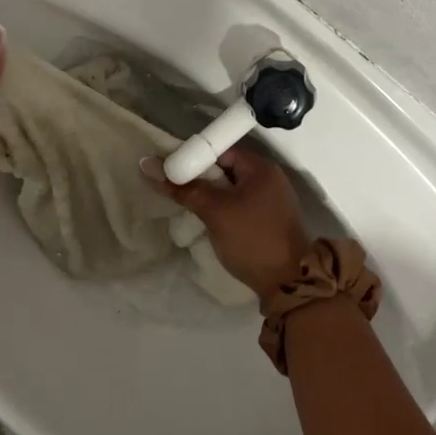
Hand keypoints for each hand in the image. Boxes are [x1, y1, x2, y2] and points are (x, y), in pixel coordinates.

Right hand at [144, 146, 310, 298]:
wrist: (289, 284)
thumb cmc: (252, 239)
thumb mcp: (214, 211)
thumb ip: (182, 188)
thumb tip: (147, 164)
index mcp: (261, 168)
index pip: (221, 150)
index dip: (195, 158)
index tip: (172, 172)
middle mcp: (269, 179)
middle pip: (225, 170)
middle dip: (200, 179)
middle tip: (175, 190)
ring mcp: (271, 202)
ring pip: (231, 191)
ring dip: (209, 197)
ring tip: (186, 206)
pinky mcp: (268, 222)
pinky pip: (239, 207)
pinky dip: (222, 210)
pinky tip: (206, 222)